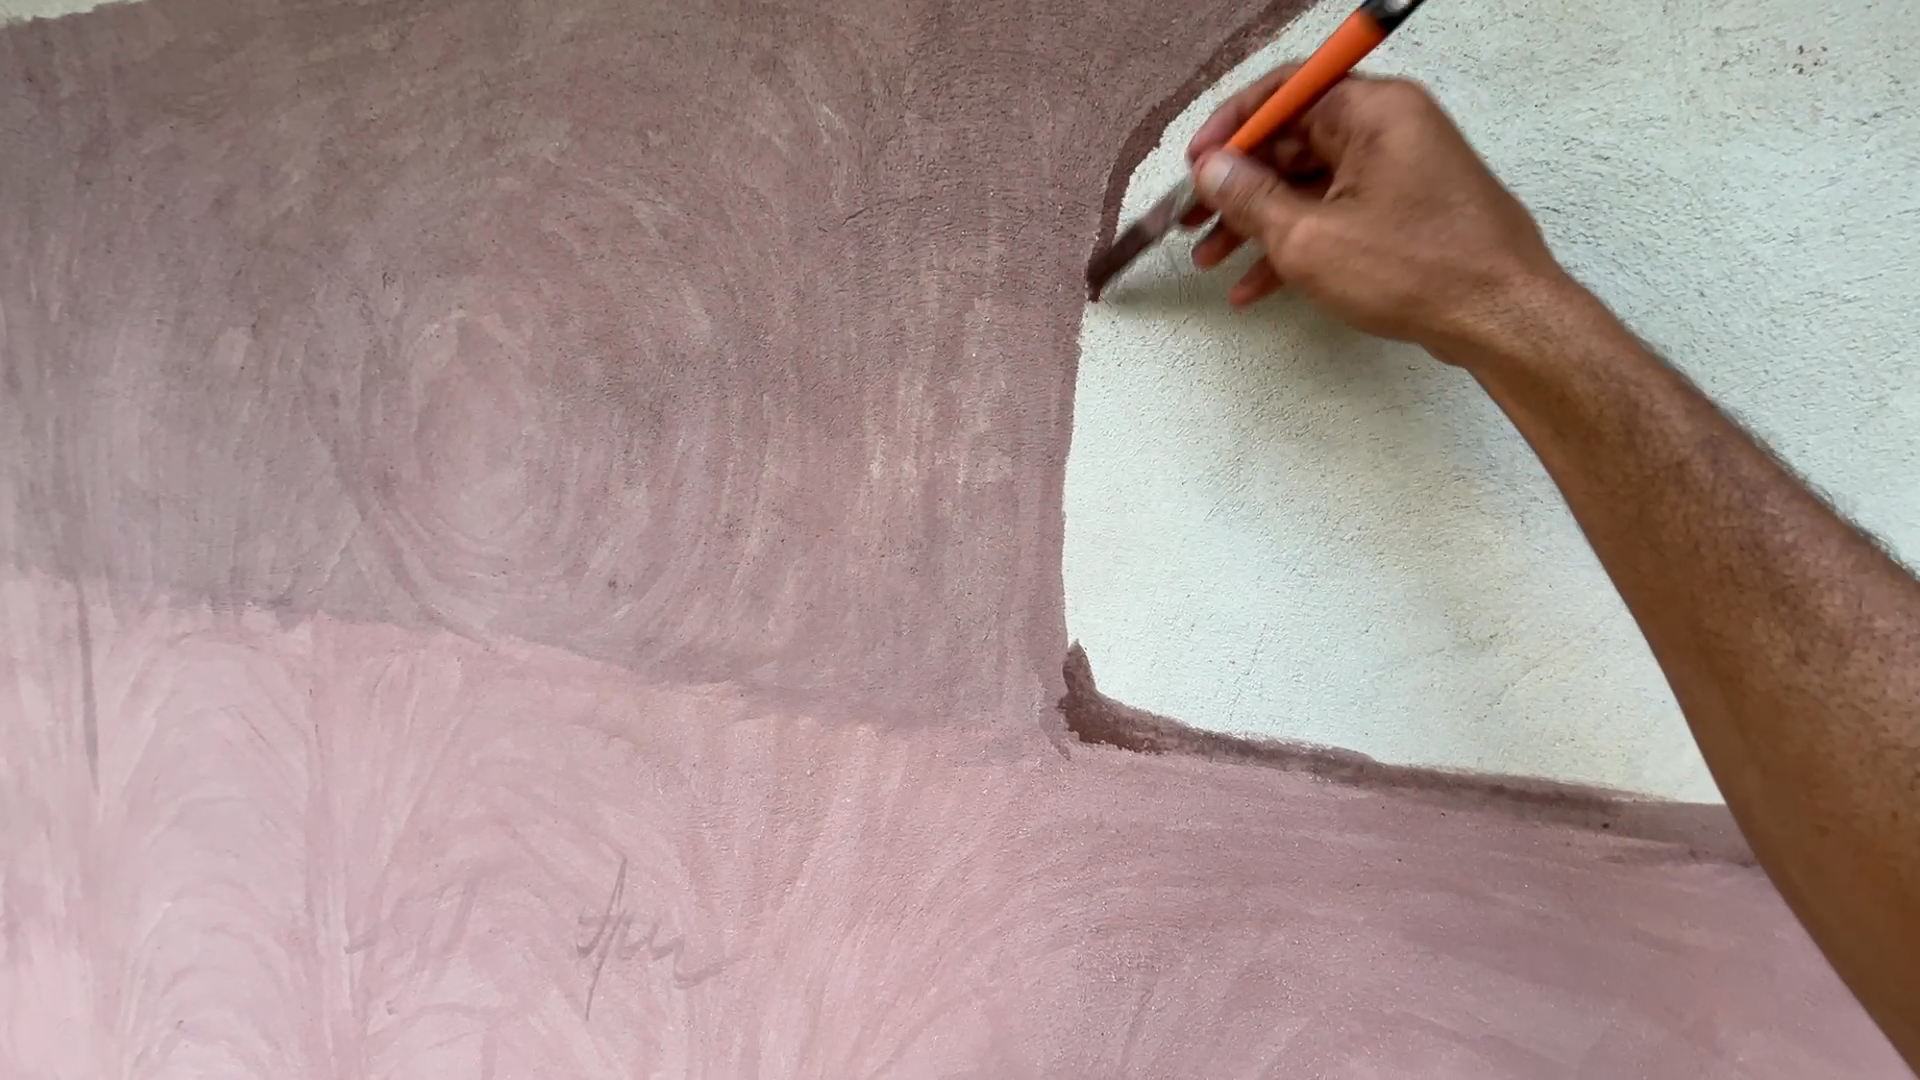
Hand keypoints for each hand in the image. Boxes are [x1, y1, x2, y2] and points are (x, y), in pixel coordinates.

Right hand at [1184, 65, 1569, 364]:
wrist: (1494, 315)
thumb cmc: (1408, 267)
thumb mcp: (1308, 236)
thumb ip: (1250, 199)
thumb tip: (1209, 168)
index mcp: (1369, 112)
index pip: (1285, 92)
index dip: (1230, 127)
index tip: (1193, 166)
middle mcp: (1383, 130)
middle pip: (1290, 144)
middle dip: (1234, 189)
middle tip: (1188, 223)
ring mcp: (1391, 173)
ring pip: (1303, 188)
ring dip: (1252, 227)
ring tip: (1208, 264)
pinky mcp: (1395, 213)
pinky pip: (1328, 218)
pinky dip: (1289, 248)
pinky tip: (1251, 289)